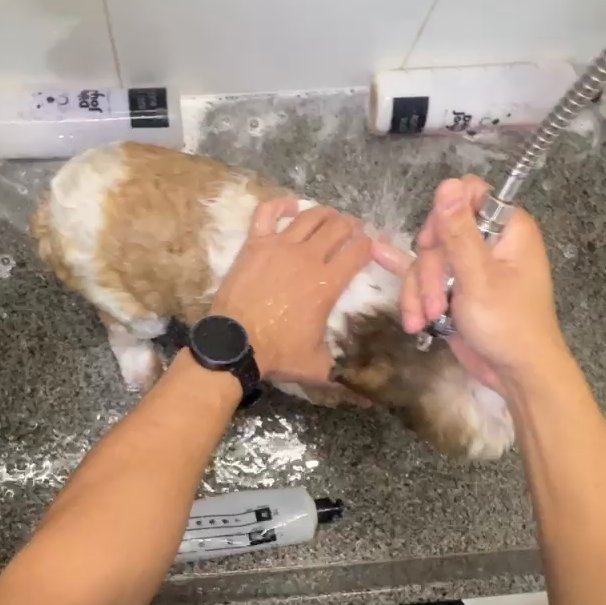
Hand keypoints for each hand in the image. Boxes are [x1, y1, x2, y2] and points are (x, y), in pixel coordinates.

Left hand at [208, 199, 372, 387]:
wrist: (234, 345)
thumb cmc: (277, 355)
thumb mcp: (317, 368)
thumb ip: (344, 376)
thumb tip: (370, 399)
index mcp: (328, 283)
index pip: (359, 251)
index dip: (370, 246)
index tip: (371, 249)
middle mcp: (308, 257)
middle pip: (338, 227)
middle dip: (351, 226)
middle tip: (353, 232)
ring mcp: (279, 246)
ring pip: (309, 215)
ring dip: (325, 213)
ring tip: (330, 217)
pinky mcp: (255, 244)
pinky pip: (269, 212)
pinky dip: (282, 204)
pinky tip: (292, 206)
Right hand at [371, 176, 568, 393]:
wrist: (516, 373)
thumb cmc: (508, 324)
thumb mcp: (479, 278)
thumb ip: (459, 233)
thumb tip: (447, 184)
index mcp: (506, 229)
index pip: (467, 196)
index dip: (443, 216)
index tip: (432, 244)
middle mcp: (488, 243)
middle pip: (439, 234)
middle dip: (428, 272)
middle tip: (435, 303)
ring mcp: (470, 269)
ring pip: (427, 263)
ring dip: (419, 293)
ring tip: (423, 321)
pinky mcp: (456, 293)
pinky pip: (427, 284)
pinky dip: (418, 299)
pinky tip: (404, 301)